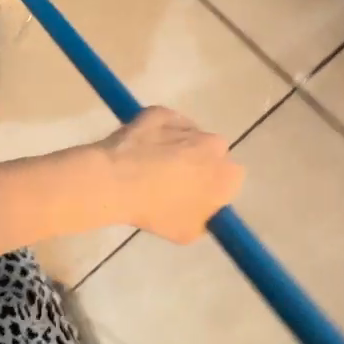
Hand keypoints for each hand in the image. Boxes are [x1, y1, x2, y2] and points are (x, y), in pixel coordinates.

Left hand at [93, 107, 244, 243]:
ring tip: (147, 164)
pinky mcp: (159, 111)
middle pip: (210, 154)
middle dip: (195, 164)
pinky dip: (154, 130)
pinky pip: (162, 121)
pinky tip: (138, 146)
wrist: (114, 181)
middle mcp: (214, 144)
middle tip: (169, 180)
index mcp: (229, 175)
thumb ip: (202, 218)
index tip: (192, 197)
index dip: (210, 189)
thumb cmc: (154, 211)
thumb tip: (197, 210)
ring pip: (187, 136)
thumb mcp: (187, 232)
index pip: (228, 181)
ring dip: (175, 146)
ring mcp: (186, 124)